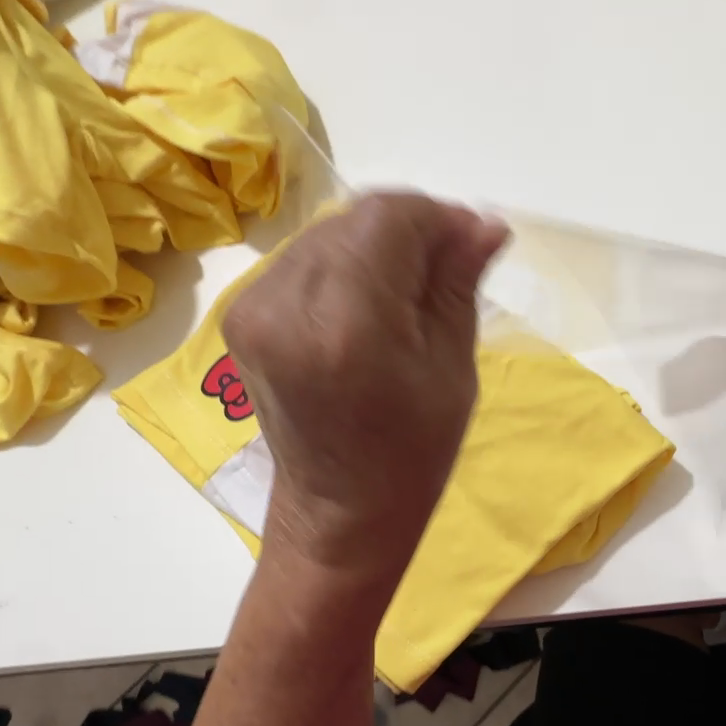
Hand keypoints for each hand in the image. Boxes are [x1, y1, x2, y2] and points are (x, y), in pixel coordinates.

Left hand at [223, 192, 508, 586]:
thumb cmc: (415, 453)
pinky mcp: (241, 315)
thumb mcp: (452, 370)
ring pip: (327, 235)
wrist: (342, 508)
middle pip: (355, 220)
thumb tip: (484, 224)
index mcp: (350, 325)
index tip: (472, 240)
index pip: (389, 219)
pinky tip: (370, 306)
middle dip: (410, 231)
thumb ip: (458, 285)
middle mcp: (288, 304)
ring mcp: (253, 307)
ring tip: (410, 293)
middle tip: (450, 266)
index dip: (437, 217)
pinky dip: (344, 268)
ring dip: (377, 247)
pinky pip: (303, 262)